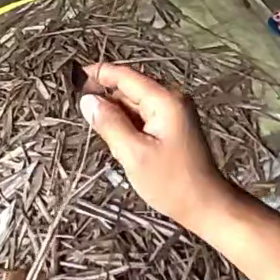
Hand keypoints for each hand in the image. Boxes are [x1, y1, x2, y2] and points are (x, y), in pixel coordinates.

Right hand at [77, 62, 237, 225]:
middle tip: (83, 114)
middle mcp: (171, 100)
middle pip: (129, 89)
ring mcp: (173, 113)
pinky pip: (143, 117)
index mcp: (165, 101)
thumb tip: (88, 101)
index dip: (99, 74)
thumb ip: (109, 123)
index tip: (74, 77)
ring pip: (134, 105)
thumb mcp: (134, 154)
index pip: (126, 76)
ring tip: (103, 136)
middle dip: (105, 99)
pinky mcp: (172, 127)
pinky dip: (127, 125)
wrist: (205, 205)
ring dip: (116, 115)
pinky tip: (120, 143)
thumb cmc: (172, 182)